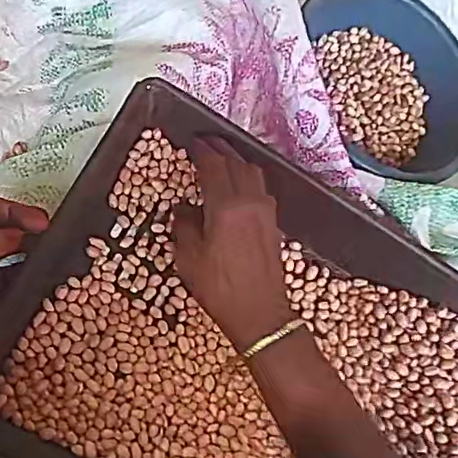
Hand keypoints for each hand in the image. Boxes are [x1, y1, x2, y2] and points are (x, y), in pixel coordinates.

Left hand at [0, 194, 48, 428]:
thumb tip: (17, 232)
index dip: (10, 210)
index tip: (38, 221)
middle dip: (19, 228)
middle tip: (48, 233)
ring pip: (1, 257)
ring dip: (23, 253)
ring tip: (47, 253)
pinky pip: (6, 286)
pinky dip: (22, 279)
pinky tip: (38, 278)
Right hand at [172, 136, 294, 349]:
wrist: (260, 314)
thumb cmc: (221, 290)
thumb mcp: (189, 260)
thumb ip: (184, 227)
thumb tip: (184, 211)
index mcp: (226, 208)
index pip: (214, 166)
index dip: (202, 151)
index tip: (193, 143)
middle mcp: (250, 204)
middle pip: (236, 163)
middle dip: (220, 149)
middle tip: (206, 142)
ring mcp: (266, 213)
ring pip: (253, 173)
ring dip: (237, 161)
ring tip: (223, 159)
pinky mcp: (274, 225)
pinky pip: (261, 190)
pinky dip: (248, 179)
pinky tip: (239, 186)